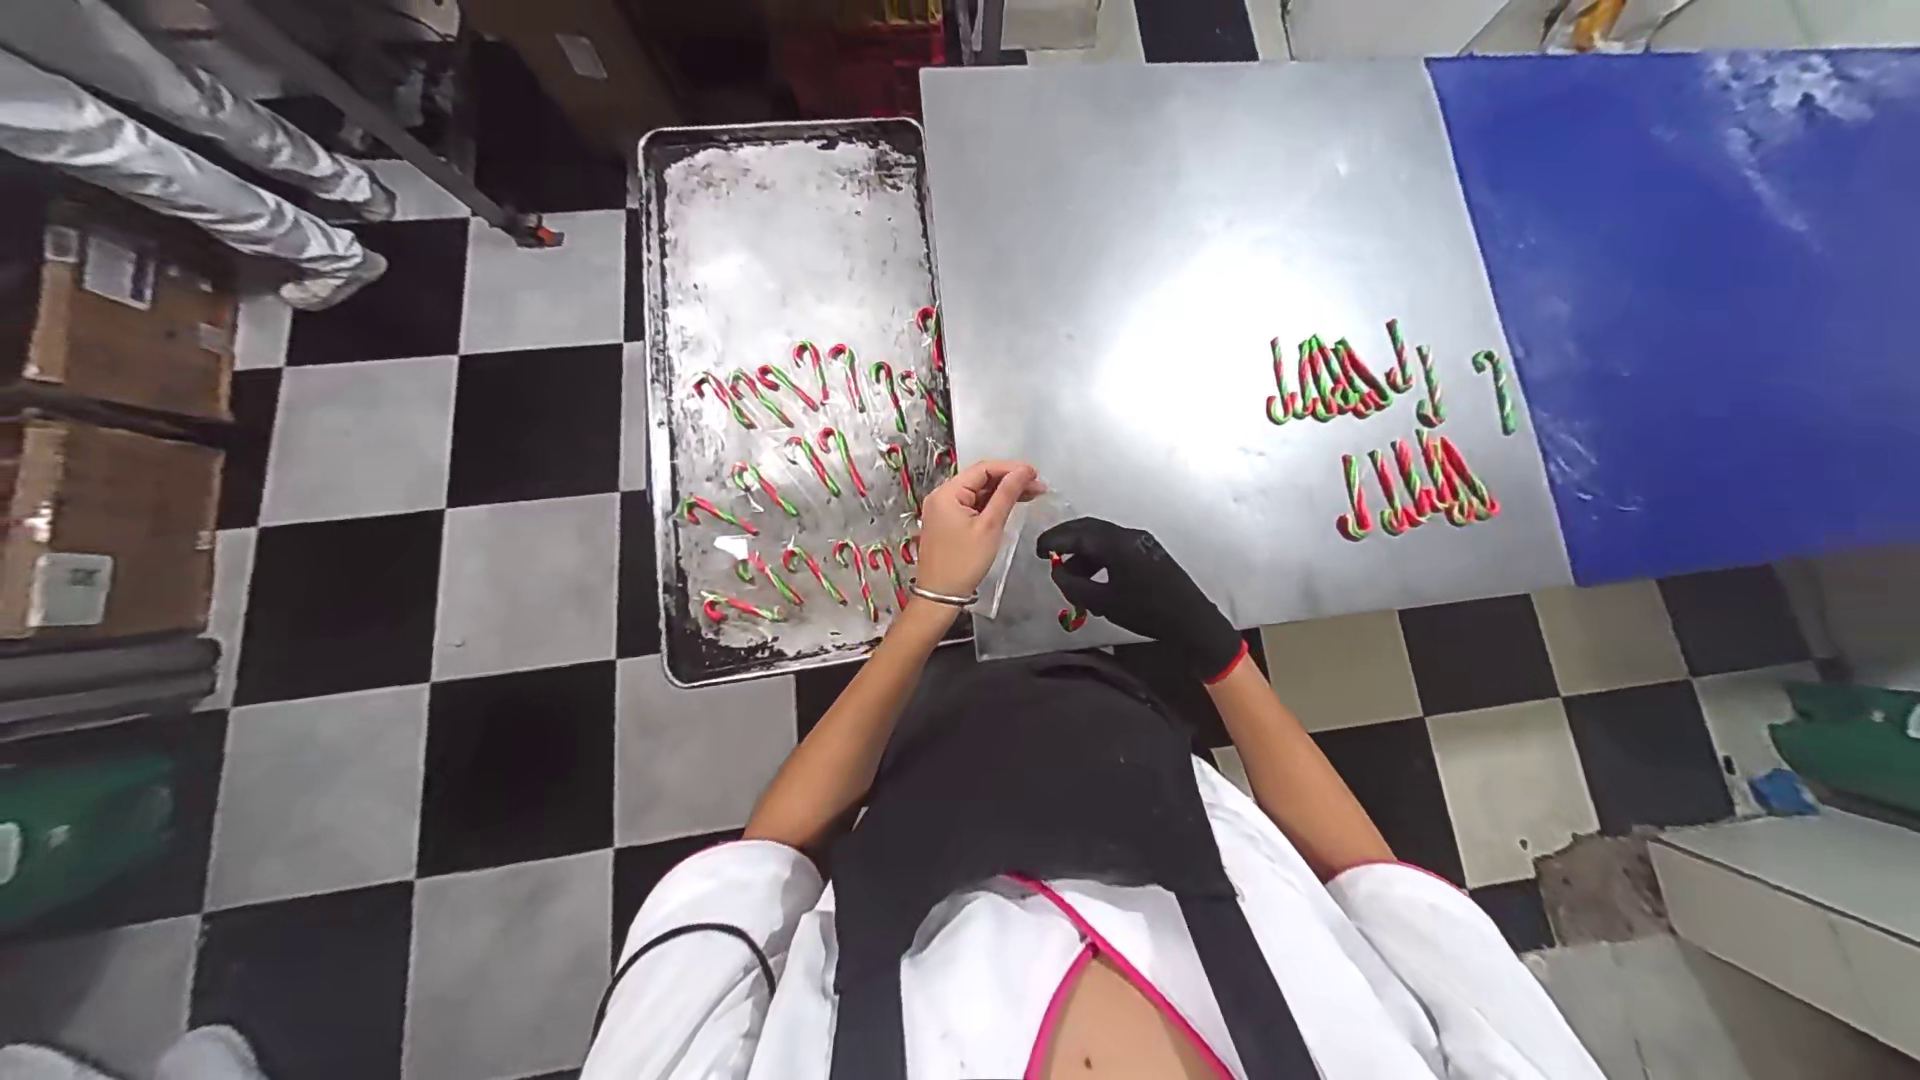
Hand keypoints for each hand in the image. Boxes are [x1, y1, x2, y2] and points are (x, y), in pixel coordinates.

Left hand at [915, 459, 1044, 597]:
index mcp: (947, 493)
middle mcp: (941, 496)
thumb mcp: (990, 526)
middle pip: (979, 479)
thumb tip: (1023, 472)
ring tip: (1030, 494)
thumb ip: (1007, 495)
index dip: (1010, 469)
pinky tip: (1009, 505)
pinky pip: (971, 505)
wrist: (940, 595)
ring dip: (1002, 492)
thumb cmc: (964, 562)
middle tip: (1037, 486)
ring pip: (977, 492)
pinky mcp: (946, 522)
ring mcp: (942, 509)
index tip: (1035, 474)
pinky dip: (990, 504)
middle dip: (1009, 480)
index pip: (982, 469)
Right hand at [1034, 517, 1243, 681]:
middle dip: (1066, 540)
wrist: (1191, 621)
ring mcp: (1141, 541)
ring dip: (1082, 552)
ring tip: (1070, 576)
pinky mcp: (1148, 552)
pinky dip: (1098, 557)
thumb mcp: (1103, 601)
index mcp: (1116, 544)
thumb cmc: (1146, 611)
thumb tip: (1056, 572)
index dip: (1053, 540)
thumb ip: (1074, 585)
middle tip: (1049, 554)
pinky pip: (1115, 546)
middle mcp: (1128, 535)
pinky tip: (1093, 577)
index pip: (1077, 534)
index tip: (1037, 551)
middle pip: (1089, 529)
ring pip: (1102, 538)